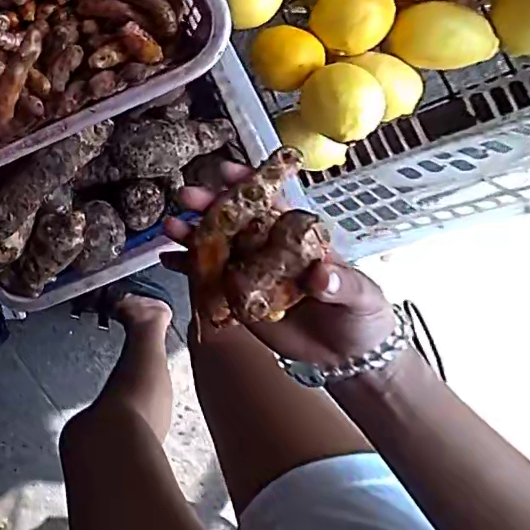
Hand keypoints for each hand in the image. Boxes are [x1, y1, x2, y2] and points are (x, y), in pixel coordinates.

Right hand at [164, 161, 394, 366]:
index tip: (227, 171)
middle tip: (188, 196)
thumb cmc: (360, 313)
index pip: (270, 201)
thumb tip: (321, 275)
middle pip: (235, 219)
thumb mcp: (361, 295)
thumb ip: (341, 283)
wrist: (348, 357)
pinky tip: (168, 260)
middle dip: (210, 205)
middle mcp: (268, 247)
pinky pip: (208, 278)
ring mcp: (249, 270)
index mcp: (296, 235)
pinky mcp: (238, 296)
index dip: (249, 184)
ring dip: (192, 234)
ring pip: (215, 245)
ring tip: (171, 226)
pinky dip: (187, 268)